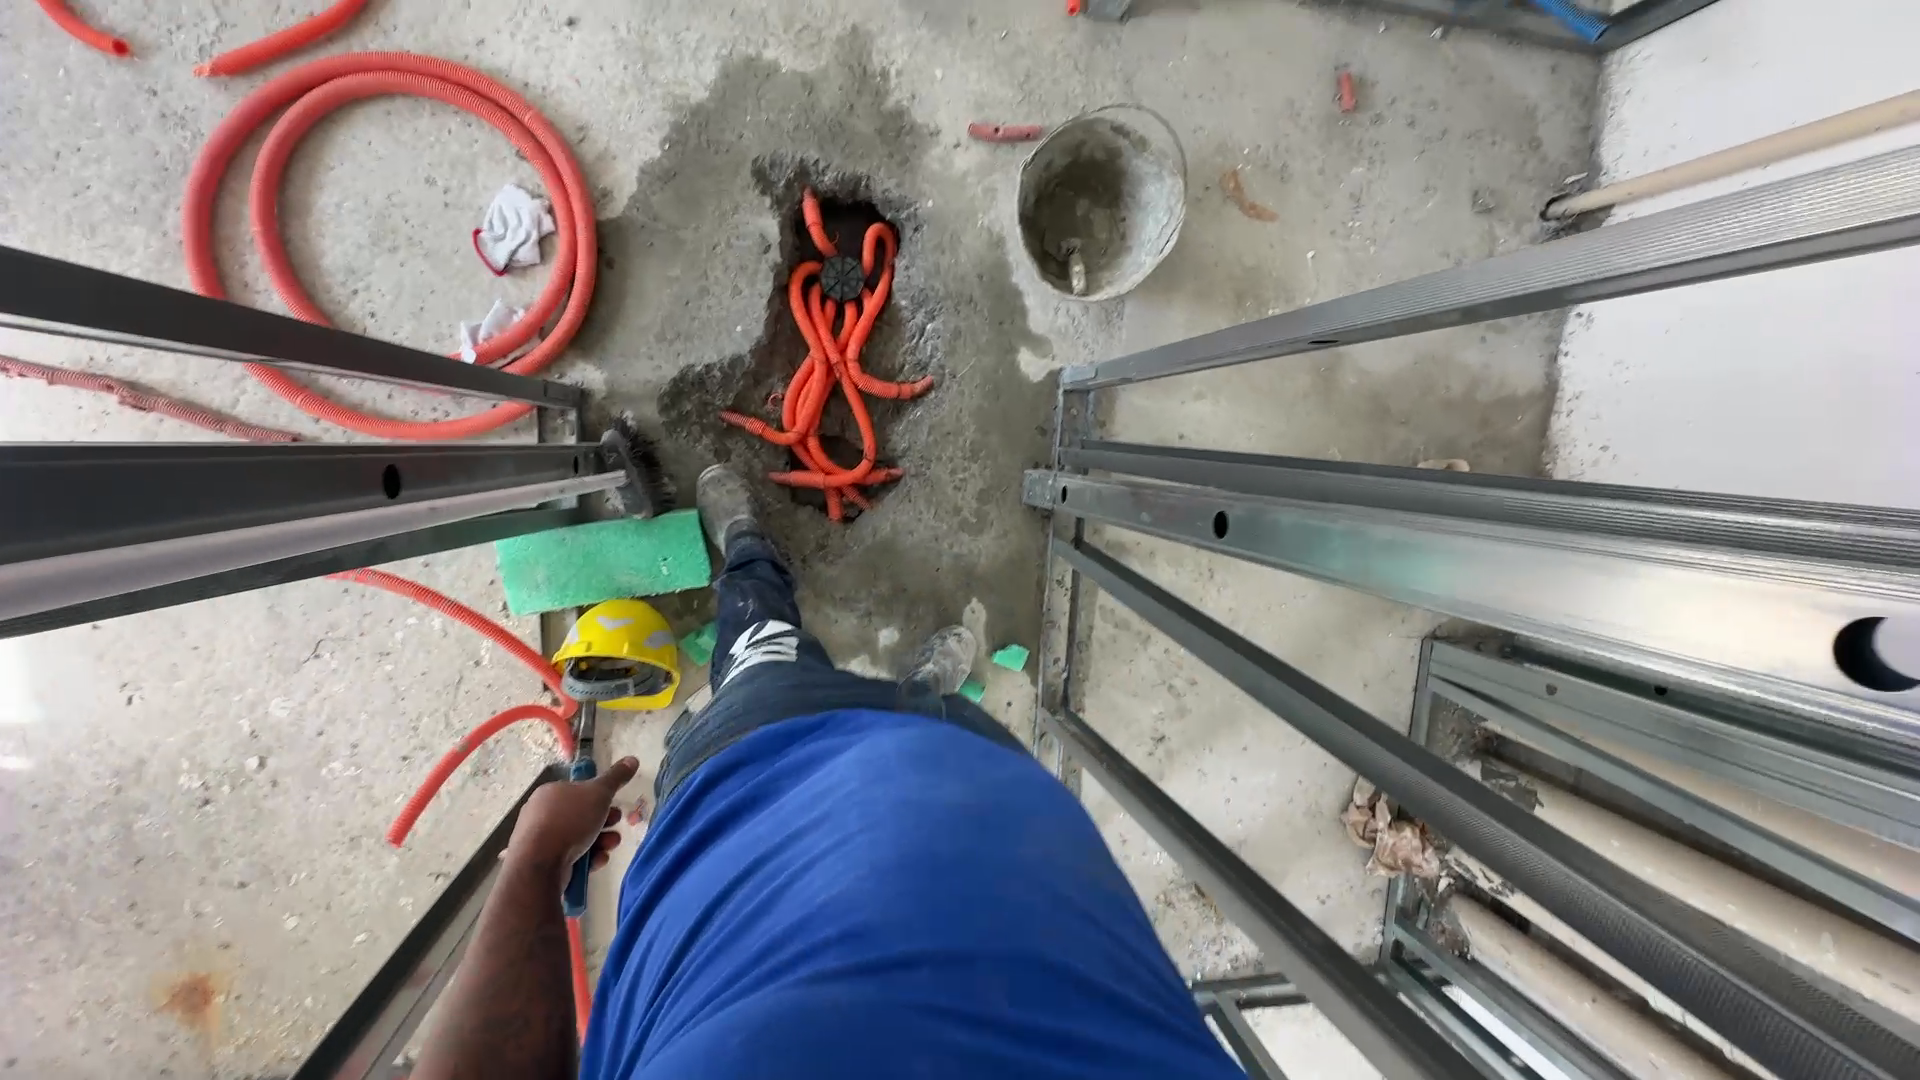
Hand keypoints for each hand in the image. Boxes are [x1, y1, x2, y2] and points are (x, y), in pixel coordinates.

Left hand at [508, 756, 639, 884]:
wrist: (540, 864)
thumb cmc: (570, 820)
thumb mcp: (599, 792)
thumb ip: (616, 777)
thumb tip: (632, 759)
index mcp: (550, 793)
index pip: (579, 791)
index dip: (601, 797)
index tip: (615, 804)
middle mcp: (541, 814)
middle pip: (582, 815)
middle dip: (605, 822)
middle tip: (616, 824)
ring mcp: (539, 840)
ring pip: (578, 837)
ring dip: (601, 841)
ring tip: (610, 846)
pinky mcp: (541, 863)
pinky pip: (570, 856)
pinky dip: (587, 857)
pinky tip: (597, 861)